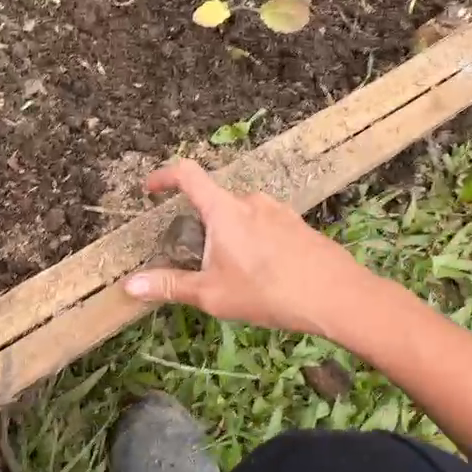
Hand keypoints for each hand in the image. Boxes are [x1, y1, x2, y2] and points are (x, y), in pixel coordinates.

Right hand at [122, 160, 389, 339]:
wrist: (341, 298)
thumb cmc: (269, 292)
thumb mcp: (212, 294)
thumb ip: (170, 286)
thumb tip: (129, 285)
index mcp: (225, 210)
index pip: (188, 174)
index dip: (164, 176)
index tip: (150, 190)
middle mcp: (251, 202)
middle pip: (215, 202)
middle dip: (202, 226)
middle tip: (199, 258)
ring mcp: (279, 212)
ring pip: (242, 217)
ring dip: (231, 236)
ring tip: (234, 272)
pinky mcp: (300, 227)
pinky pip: (267, 227)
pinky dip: (255, 243)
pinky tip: (265, 276)